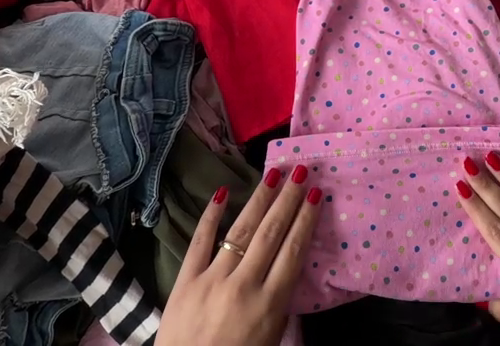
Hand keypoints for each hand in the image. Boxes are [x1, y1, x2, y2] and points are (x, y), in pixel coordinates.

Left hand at [156, 165, 322, 345]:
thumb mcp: (271, 337)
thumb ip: (281, 302)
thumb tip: (290, 261)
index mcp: (269, 304)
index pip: (292, 251)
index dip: (305, 219)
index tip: (315, 193)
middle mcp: (243, 286)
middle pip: (270, 233)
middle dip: (287, 199)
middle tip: (300, 171)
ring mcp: (212, 280)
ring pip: (240, 230)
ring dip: (260, 198)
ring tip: (274, 173)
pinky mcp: (185, 280)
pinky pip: (200, 241)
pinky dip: (211, 215)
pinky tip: (222, 191)